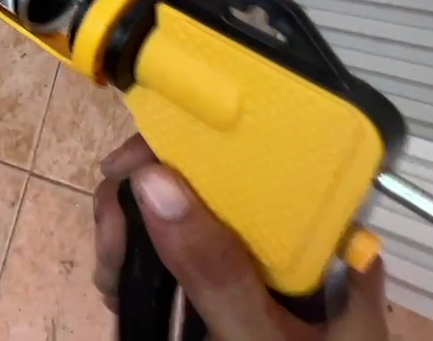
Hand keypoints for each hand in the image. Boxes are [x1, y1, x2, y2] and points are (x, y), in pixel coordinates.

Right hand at [92, 135, 389, 339]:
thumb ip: (215, 269)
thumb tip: (151, 176)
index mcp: (323, 246)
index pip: (250, 161)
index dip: (178, 150)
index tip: (121, 172)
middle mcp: (289, 242)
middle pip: (196, 179)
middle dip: (135, 202)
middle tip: (109, 247)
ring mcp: (253, 261)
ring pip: (170, 206)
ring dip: (124, 231)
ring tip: (111, 280)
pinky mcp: (223, 279)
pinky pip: (166, 240)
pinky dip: (132, 253)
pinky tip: (121, 283)